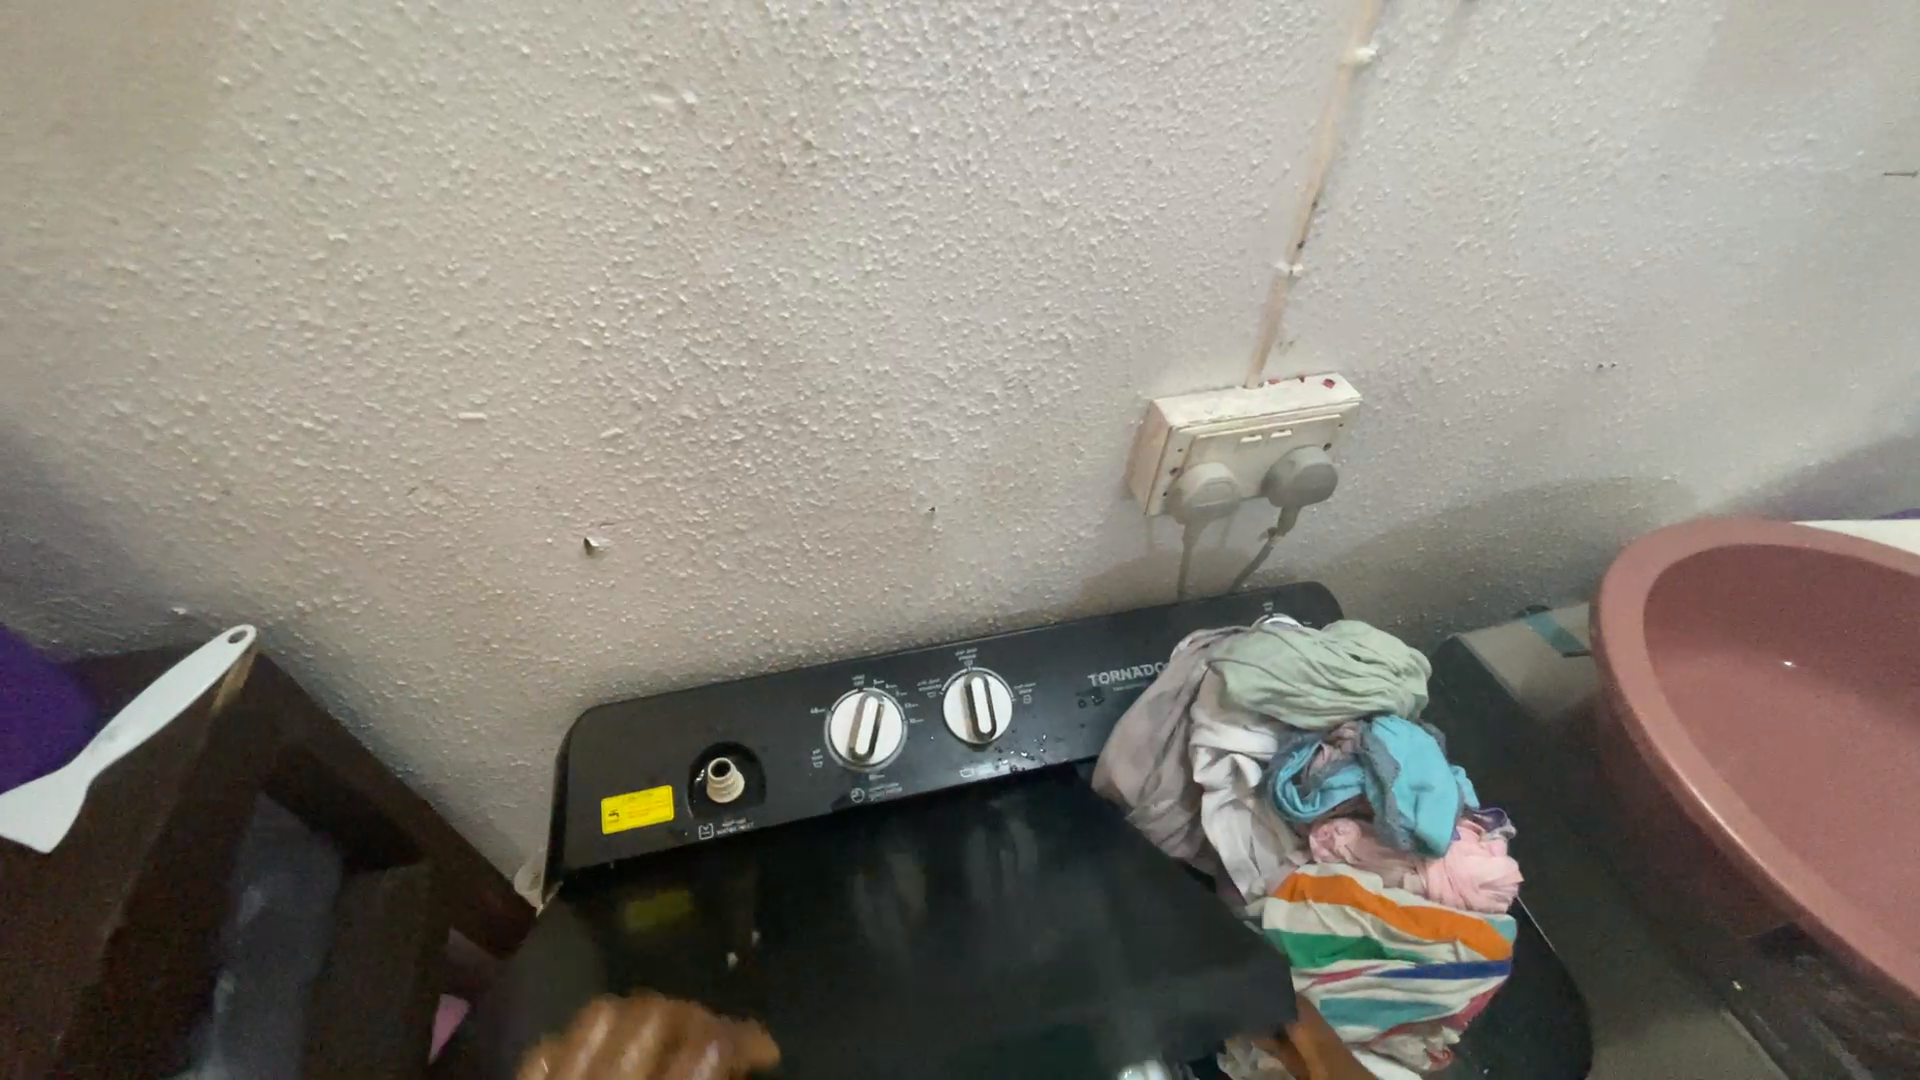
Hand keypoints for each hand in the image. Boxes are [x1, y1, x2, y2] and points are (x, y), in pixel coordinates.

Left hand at [517, 993, 779, 1079]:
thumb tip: (739, 1064)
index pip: (708, 1048)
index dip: (747, 1036)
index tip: (765, 1049)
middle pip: (655, 1015)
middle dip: (696, 1018)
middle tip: (717, 1040)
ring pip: (602, 1015)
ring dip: (642, 1016)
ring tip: (664, 1037)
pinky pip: (546, 1050)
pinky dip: (576, 1045)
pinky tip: (600, 1057)